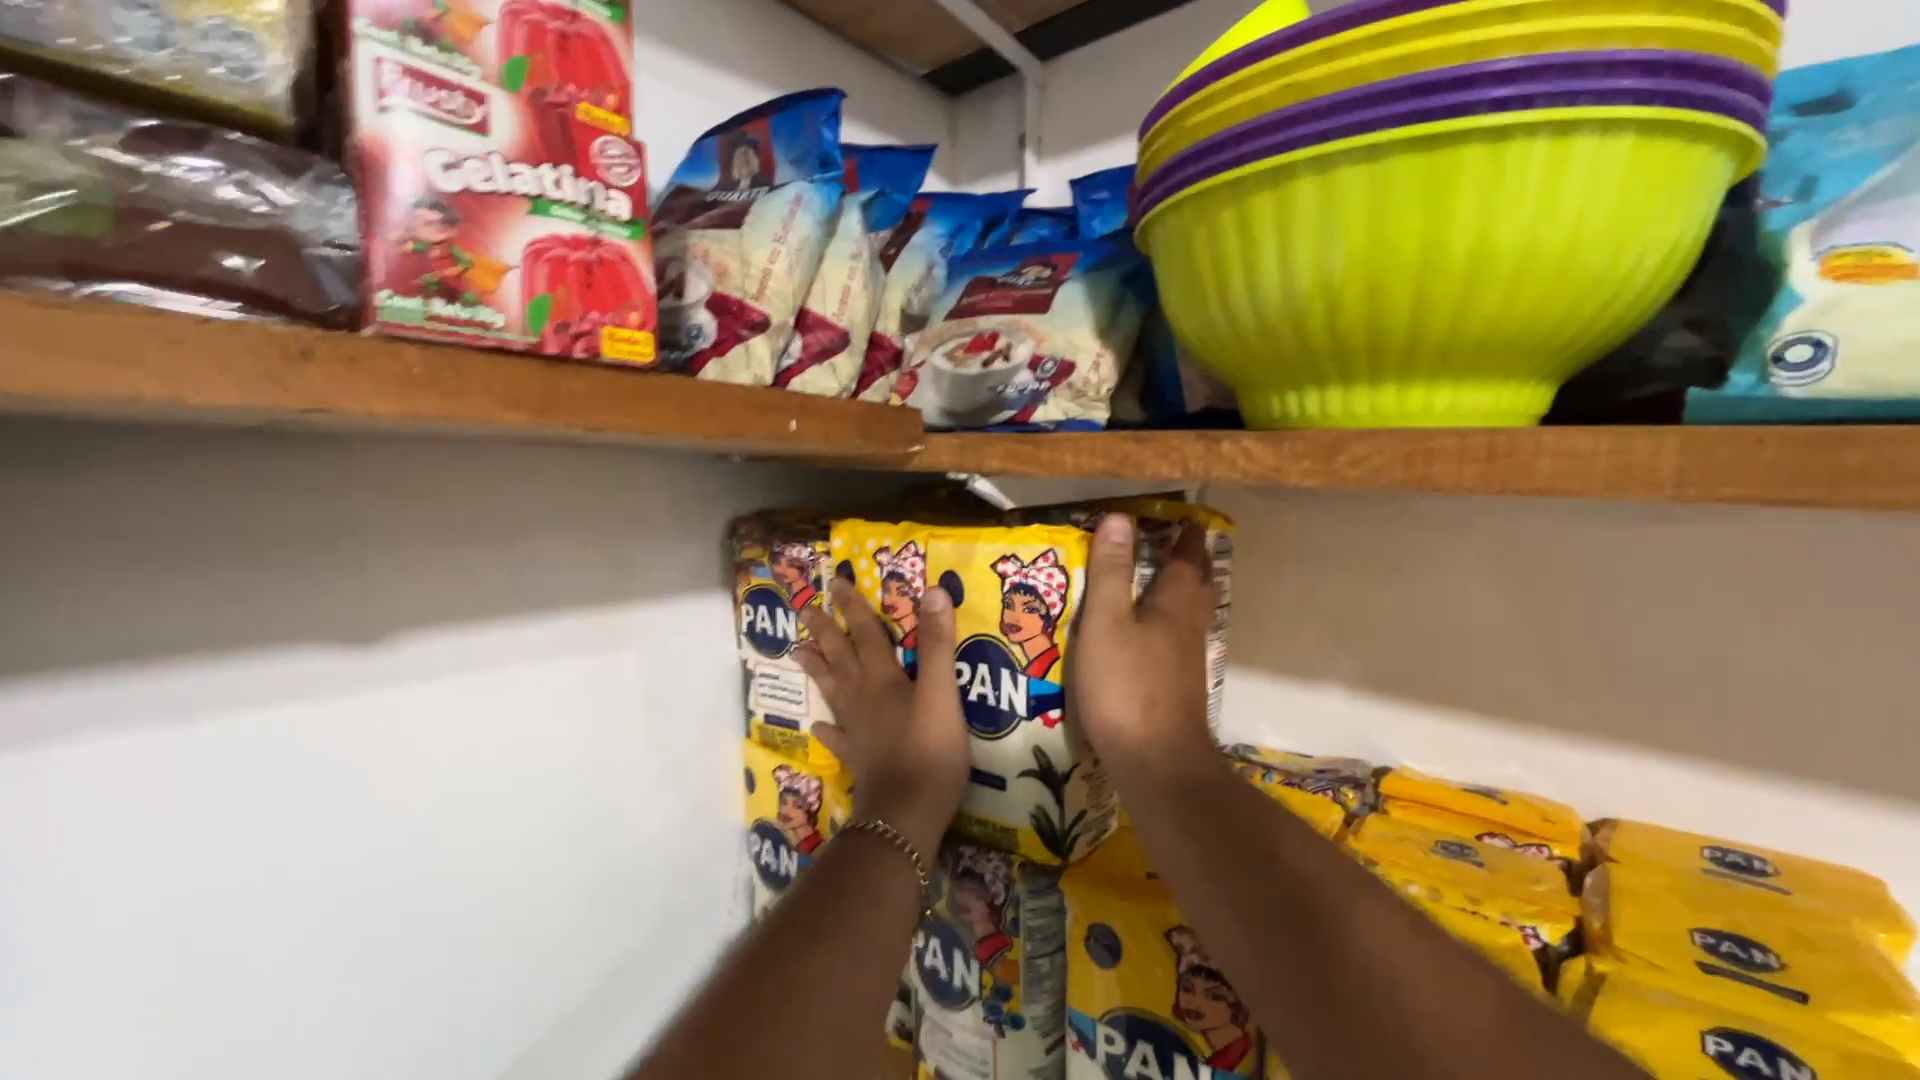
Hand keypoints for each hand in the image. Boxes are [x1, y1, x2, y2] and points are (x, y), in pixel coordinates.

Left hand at [799, 579, 967, 853]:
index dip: (852, 607)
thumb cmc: (929, 750)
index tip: (835, 583)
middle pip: (840, 656)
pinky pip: (837, 737)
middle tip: (806, 609)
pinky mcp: (856, 757)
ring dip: (817, 669)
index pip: (865, 632)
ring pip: (832, 690)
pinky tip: (819, 727)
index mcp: (881, 678)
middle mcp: (861, 697)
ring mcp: (855, 729)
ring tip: (799, 653)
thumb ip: (937, 644)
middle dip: (825, 630)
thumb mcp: (941, 692)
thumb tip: (933, 591)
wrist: (905, 814)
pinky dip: (827, 728)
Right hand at [1070, 514, 1217, 775]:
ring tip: (1168, 582)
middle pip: (1199, 586)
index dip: (1185, 536)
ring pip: (1193, 615)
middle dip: (1193, 561)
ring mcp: (1187, 662)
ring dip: (1186, 592)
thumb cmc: (1127, 687)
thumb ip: (1111, 572)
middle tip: (1181, 543)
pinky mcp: (1179, 689)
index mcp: (1174, 605)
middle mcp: (1189, 628)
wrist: (1157, 763)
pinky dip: (1172, 624)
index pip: (1186, 558)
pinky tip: (1154, 637)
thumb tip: (1120, 518)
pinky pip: (1180, 641)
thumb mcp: (1106, 623)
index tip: (1184, 516)